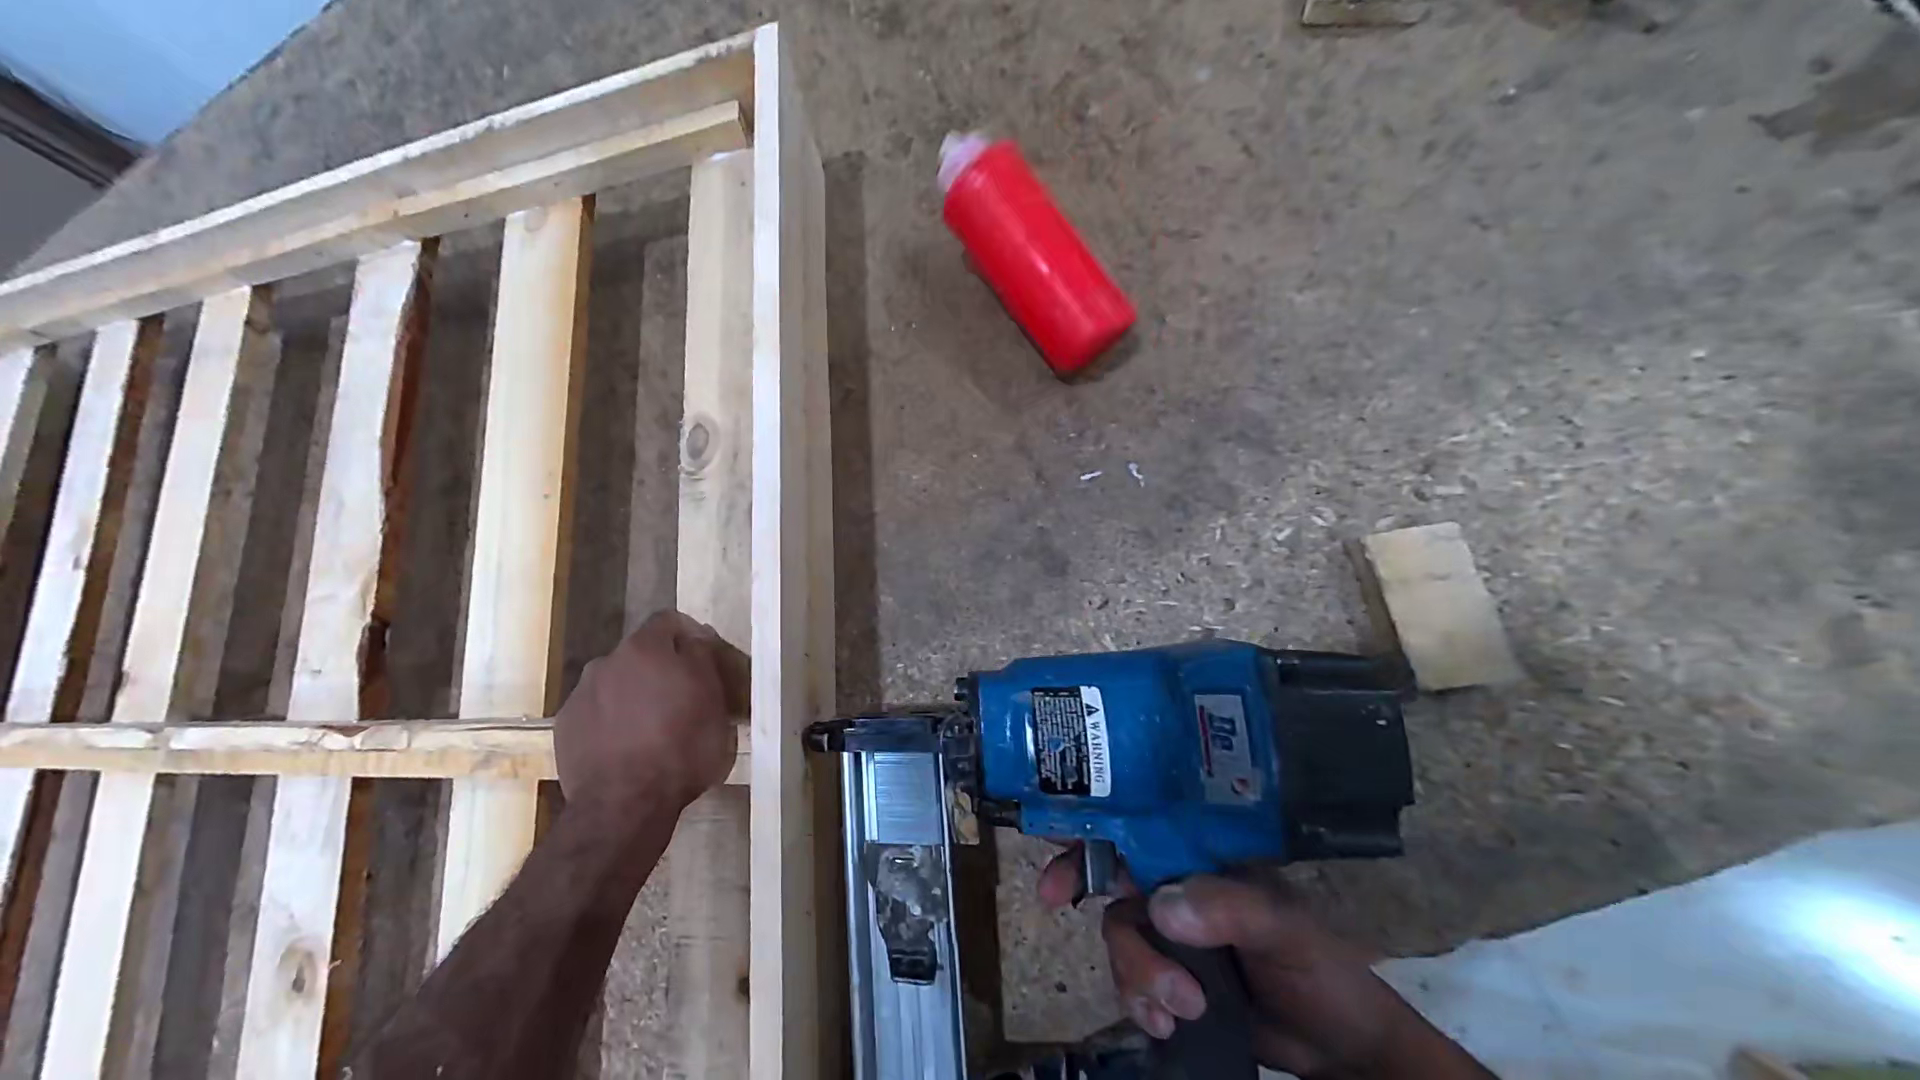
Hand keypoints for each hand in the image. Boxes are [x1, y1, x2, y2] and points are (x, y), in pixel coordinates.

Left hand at [553, 610, 739, 820]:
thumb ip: (702, 656)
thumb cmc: (681, 745)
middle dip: (661, 668)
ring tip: (653, 728)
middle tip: (683, 698)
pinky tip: (628, 748)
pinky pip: (597, 713)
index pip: (669, 620)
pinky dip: (612, 721)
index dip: (690, 635)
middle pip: (641, 653)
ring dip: (634, 695)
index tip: (705, 659)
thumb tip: (693, 639)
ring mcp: (580, 695)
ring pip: (616, 683)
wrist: (624, 804)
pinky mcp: (565, 729)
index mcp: (644, 647)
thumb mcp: (713, 697)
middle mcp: (606, 662)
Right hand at [1039, 850, 1491, 1078]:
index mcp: (1203, 860)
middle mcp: (1179, 888)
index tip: (1054, 832)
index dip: (1095, 823)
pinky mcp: (1168, 982)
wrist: (1341, 1052)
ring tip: (1178, 1010)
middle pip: (1113, 877)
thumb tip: (1159, 906)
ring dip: (1136, 972)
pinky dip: (1138, 1003)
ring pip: (1118, 935)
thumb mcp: (1282, 929)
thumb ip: (1226, 909)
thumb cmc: (1321, 971)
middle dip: (1079, 883)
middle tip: (1054, 899)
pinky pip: (1129, 982)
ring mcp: (1170, 937)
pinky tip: (1164, 1026)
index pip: (1142, 827)